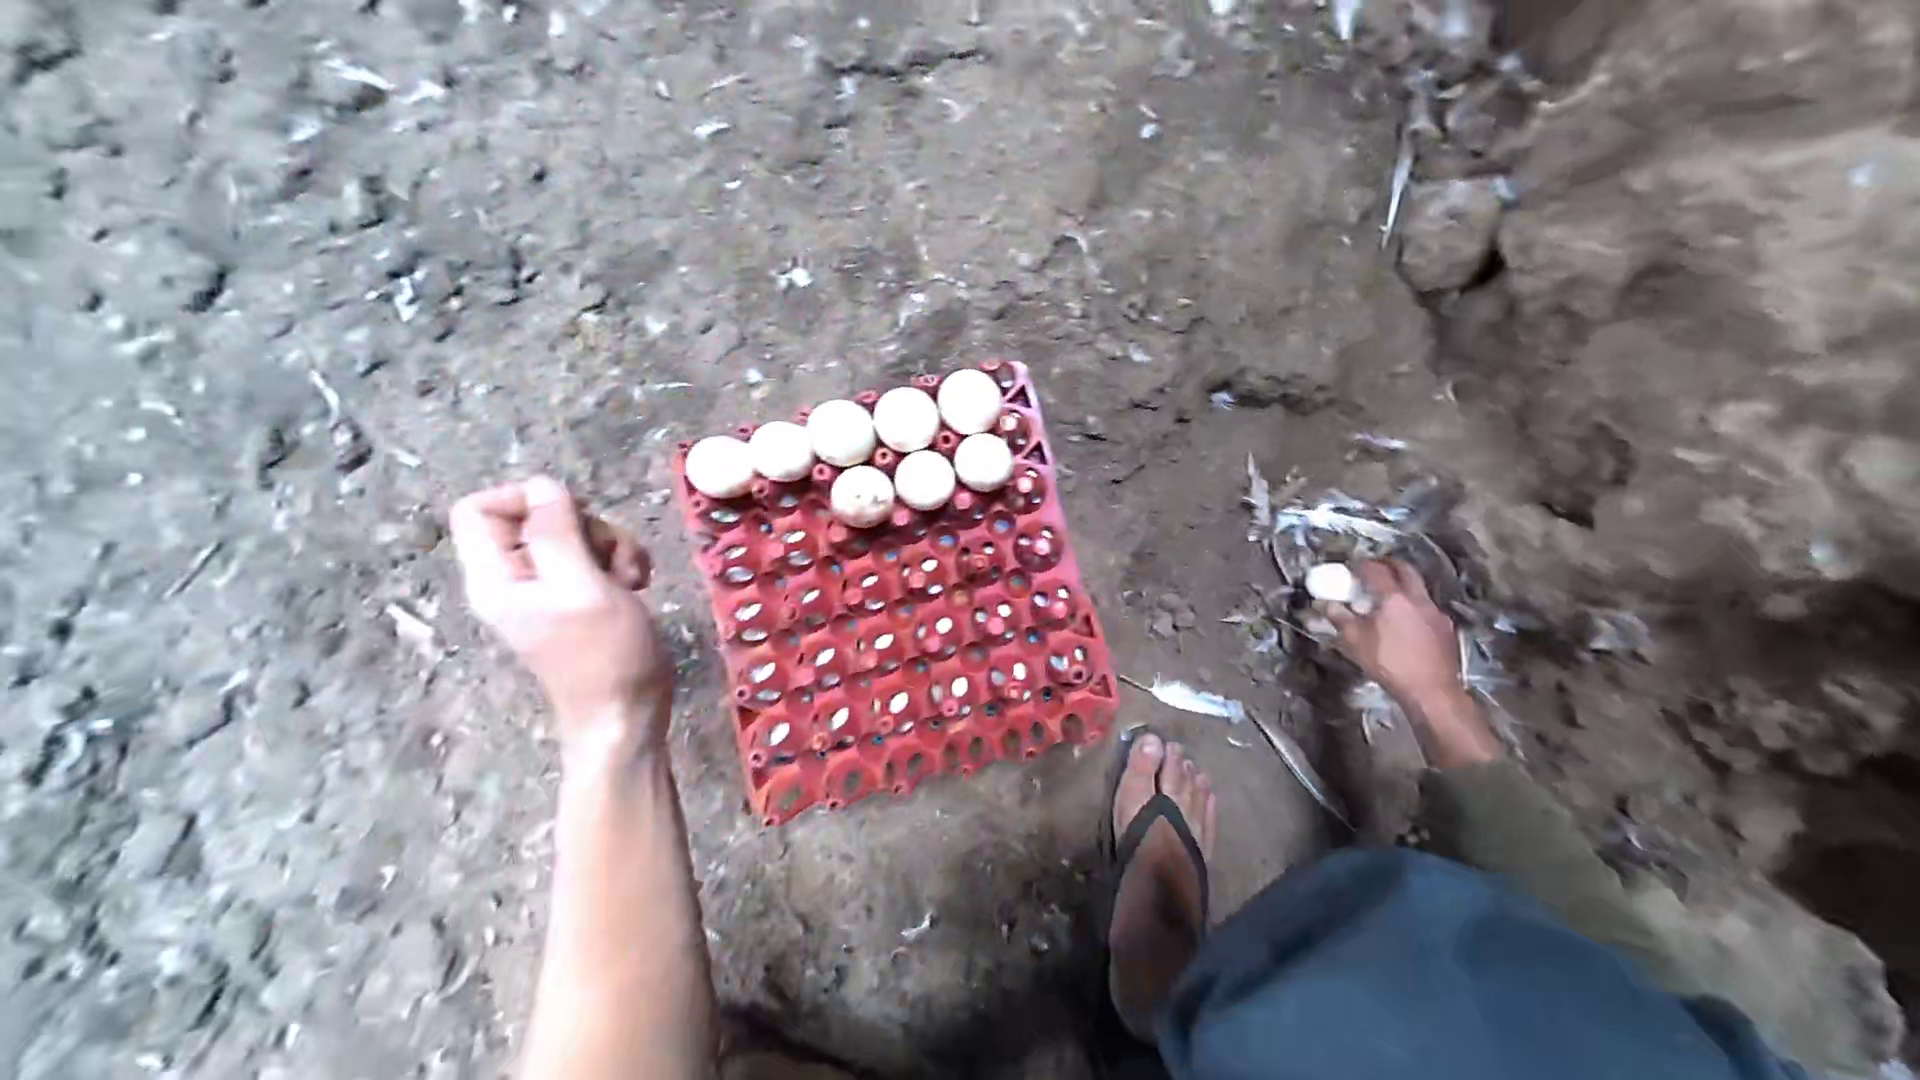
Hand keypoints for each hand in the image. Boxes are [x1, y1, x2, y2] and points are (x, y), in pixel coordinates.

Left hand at [450, 477, 671, 758]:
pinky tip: (638, 583)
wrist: (628, 710)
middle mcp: (516, 578)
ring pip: (575, 533)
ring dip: (612, 544)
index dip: (524, 499)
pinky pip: (596, 556)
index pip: (479, 509)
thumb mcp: (582, 587)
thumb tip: (543, 484)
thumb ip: (558, 532)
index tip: (571, 514)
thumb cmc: (604, 654)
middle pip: (537, 517)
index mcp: (496, 578)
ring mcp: (550, 588)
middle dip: (585, 526)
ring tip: (631, 578)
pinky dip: (621, 561)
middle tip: (611, 558)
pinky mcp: (581, 594)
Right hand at [1327, 559, 1501, 766]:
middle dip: (1389, 564)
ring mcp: (1436, 613)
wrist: (1431, 690)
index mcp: (1394, 598)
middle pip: (1406, 570)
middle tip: (1375, 567)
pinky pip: (1428, 607)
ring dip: (1404, 584)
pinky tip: (1406, 619)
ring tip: (1389, 594)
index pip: (1377, 571)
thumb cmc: (1388, 663)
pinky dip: (1414, 605)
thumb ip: (1340, 618)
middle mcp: (1419, 600)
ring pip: (1420, 588)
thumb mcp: (1354, 641)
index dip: (1363, 566)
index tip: (1353, 567)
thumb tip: (1328, 605)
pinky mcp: (1446, 628)